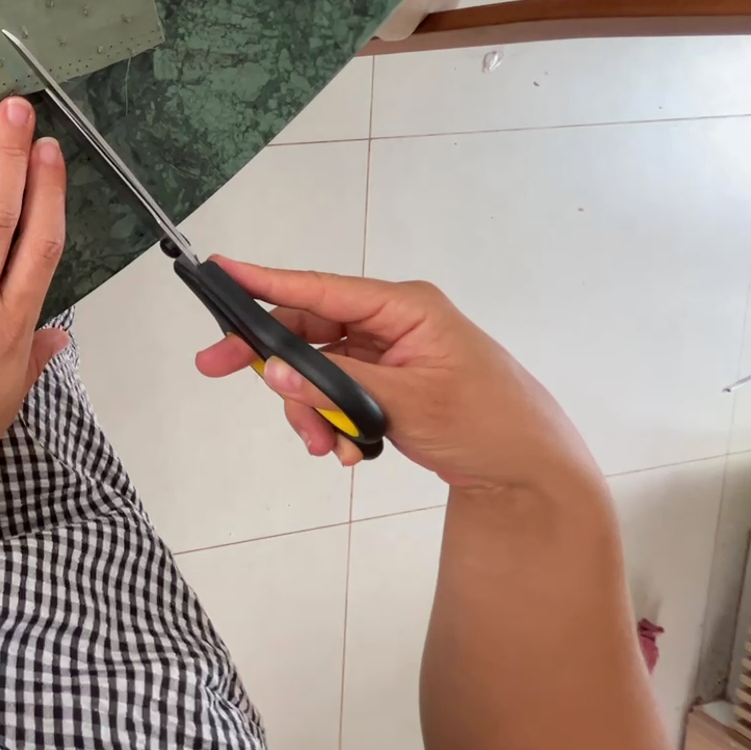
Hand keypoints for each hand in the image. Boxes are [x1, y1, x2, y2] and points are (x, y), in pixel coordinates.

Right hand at [194, 260, 597, 492]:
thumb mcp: (408, 403)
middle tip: (217, 367)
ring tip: (323, 444)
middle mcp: (387, 322)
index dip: (263, 279)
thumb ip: (334, 385)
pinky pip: (331, 390)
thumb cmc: (491, 427)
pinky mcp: (380, 380)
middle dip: (275, 363)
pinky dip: (326, 418)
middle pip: (305, 329)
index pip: (318, 287)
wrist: (533, 479)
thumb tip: (275, 372)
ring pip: (313, 365)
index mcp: (403, 307)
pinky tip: (343, 448)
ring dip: (307, 405)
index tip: (220, 270)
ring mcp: (381, 352)